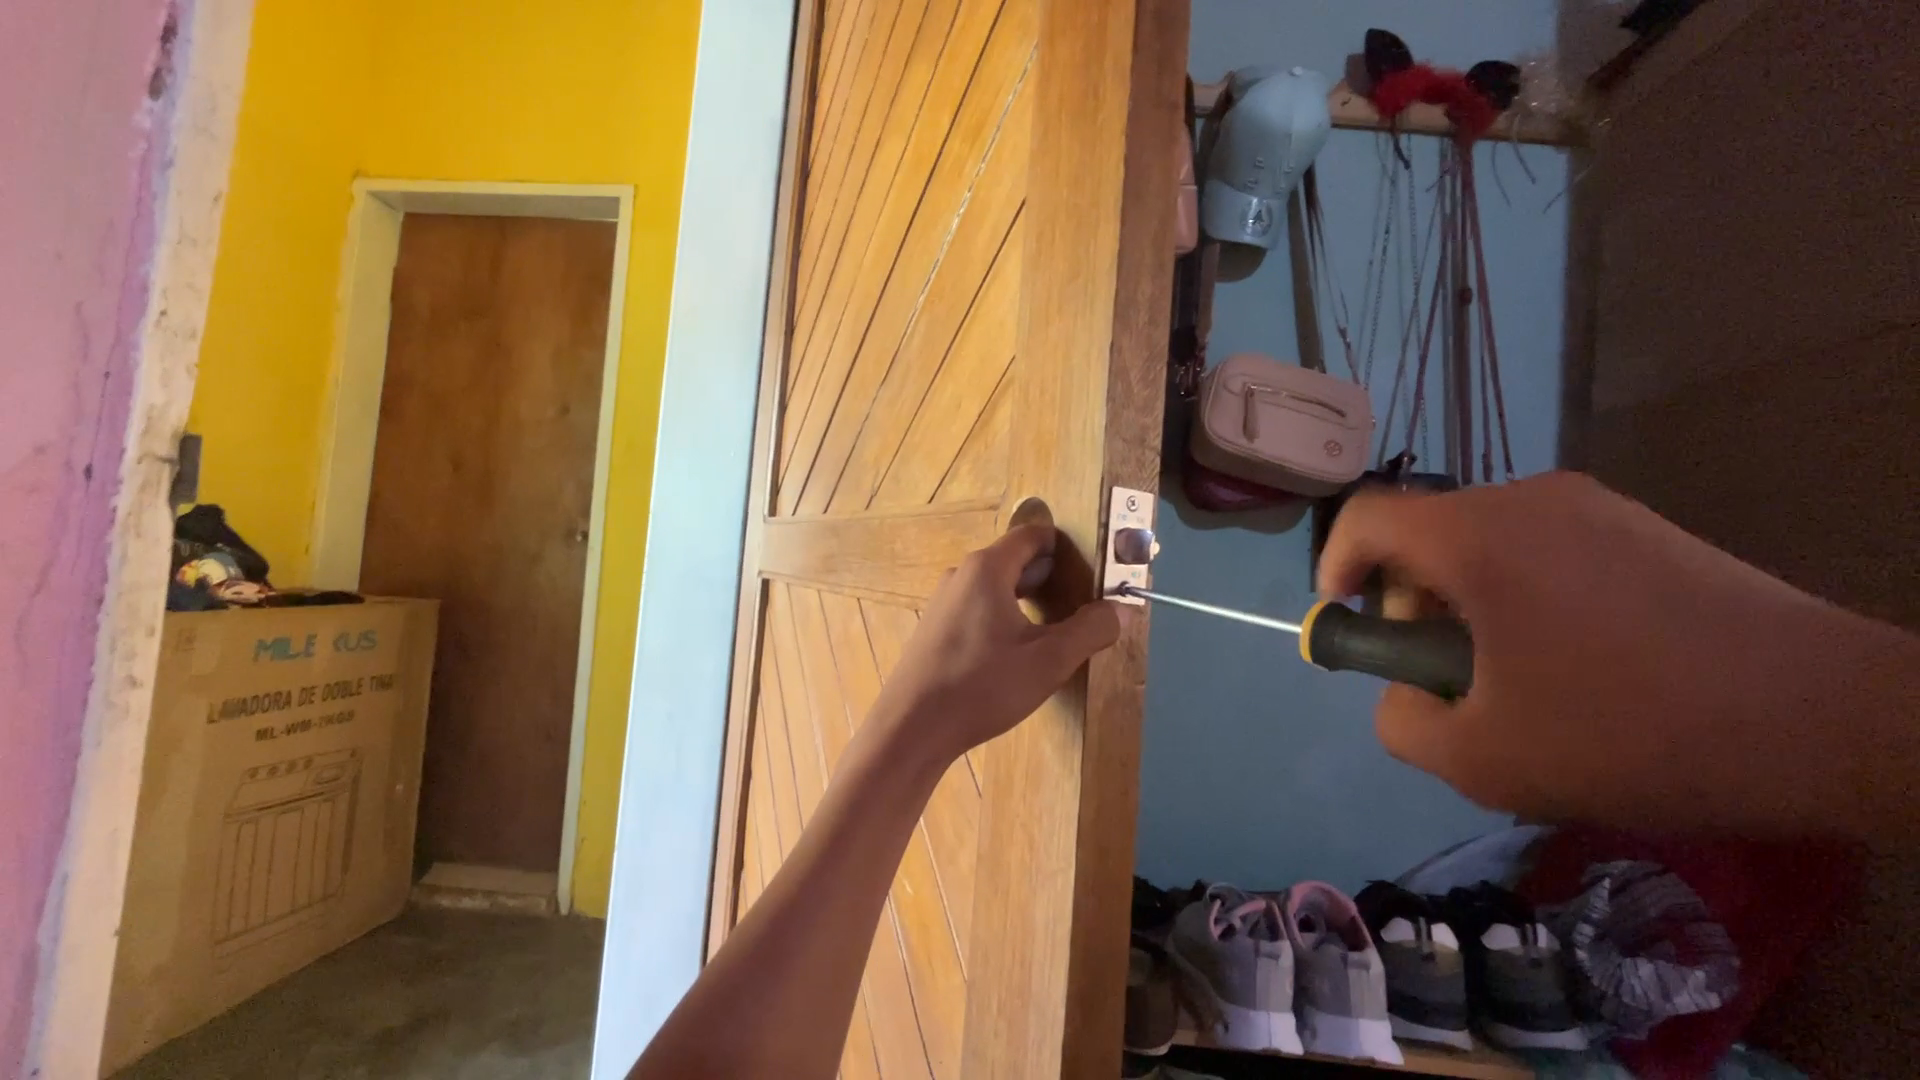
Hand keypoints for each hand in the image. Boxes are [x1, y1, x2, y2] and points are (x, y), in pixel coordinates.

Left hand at [871, 524, 1122, 766]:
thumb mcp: (1049, 661)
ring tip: (1054, 632)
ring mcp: (943, 603)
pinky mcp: (935, 629)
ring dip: (1027, 601)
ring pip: (996, 588)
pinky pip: (978, 609)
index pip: (1033, 535)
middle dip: (1051, 577)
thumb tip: (1121, 609)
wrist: (912, 728)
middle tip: (1082, 606)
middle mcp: (961, 576)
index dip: (1067, 547)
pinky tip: (1015, 654)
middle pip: (1015, 560)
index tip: (1093, 571)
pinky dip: (1003, 618)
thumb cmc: (982, 687)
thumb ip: (1090, 630)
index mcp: (987, 569)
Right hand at [1318, 470, 1901, 835]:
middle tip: (1439, 672)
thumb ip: (1403, 723)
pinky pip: (1545, 550)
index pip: (1365, 517)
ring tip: (1510, 678)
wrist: (1841, 721)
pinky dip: (1523, 596)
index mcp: (1475, 536)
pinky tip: (1574, 663)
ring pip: (1485, 543)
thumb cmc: (1634, 731)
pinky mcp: (1647, 528)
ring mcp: (1596, 507)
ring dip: (1467, 604)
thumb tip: (1405, 695)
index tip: (1349, 621)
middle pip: (1425, 532)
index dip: (1336, 566)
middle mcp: (1528, 500)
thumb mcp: (1483, 759)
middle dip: (1408, 602)